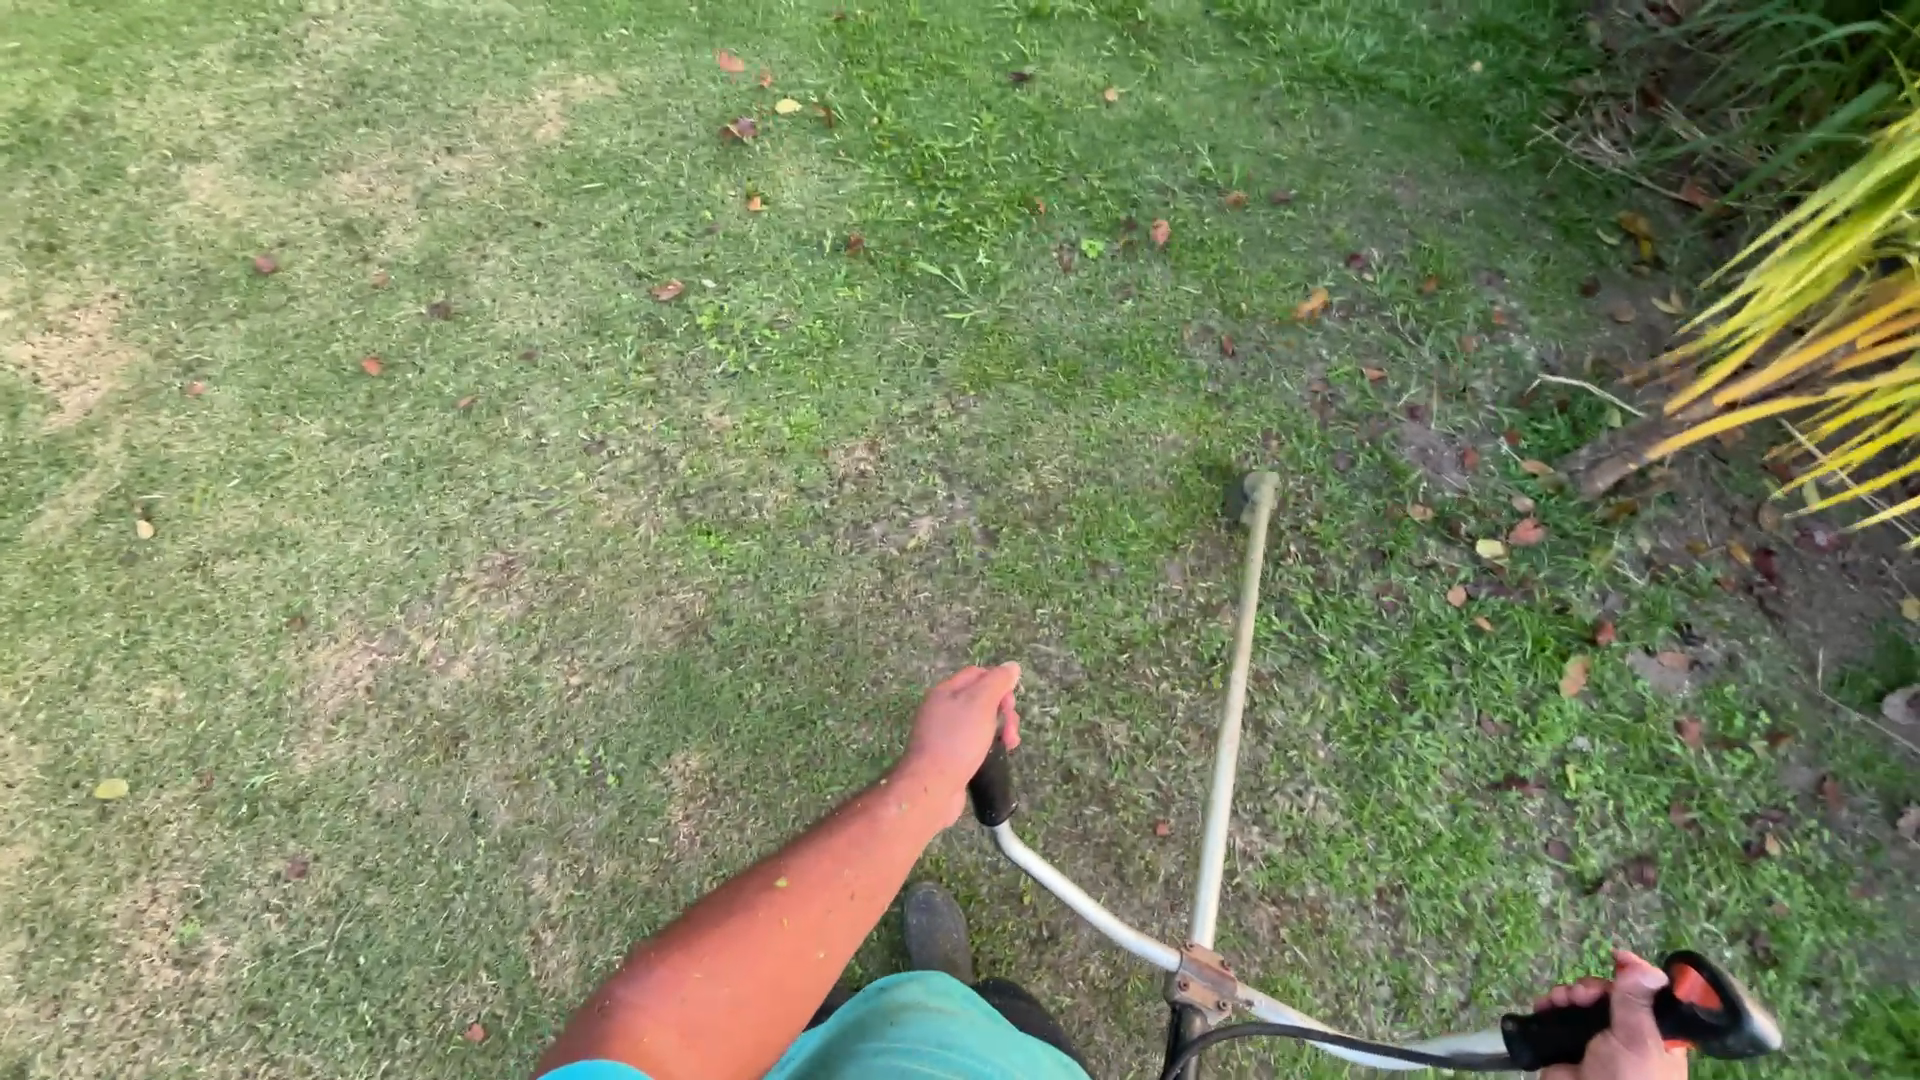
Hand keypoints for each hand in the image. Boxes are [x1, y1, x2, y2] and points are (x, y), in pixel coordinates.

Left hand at [898, 664, 1020, 823]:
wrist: (933, 787)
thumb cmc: (957, 740)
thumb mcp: (981, 703)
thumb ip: (997, 682)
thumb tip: (1012, 666)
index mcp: (945, 691)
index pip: (977, 674)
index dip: (999, 683)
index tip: (1010, 702)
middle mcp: (942, 709)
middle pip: (982, 698)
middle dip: (1003, 710)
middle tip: (1010, 728)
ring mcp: (945, 734)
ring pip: (981, 722)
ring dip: (1000, 729)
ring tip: (1009, 744)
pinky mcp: (950, 756)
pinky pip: (975, 742)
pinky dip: (989, 745)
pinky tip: (997, 754)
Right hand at [1538, 950, 1687, 1079]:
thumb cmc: (1627, 1079)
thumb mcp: (1637, 1040)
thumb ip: (1636, 1002)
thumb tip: (1645, 966)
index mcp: (1656, 1035)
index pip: (1649, 995)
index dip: (1633, 974)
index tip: (1616, 956)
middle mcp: (1628, 1033)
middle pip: (1609, 992)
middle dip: (1591, 987)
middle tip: (1582, 995)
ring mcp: (1596, 1037)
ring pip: (1581, 999)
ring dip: (1566, 994)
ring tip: (1559, 1002)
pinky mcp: (1568, 1040)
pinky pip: (1557, 1011)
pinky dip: (1549, 1004)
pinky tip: (1545, 1007)